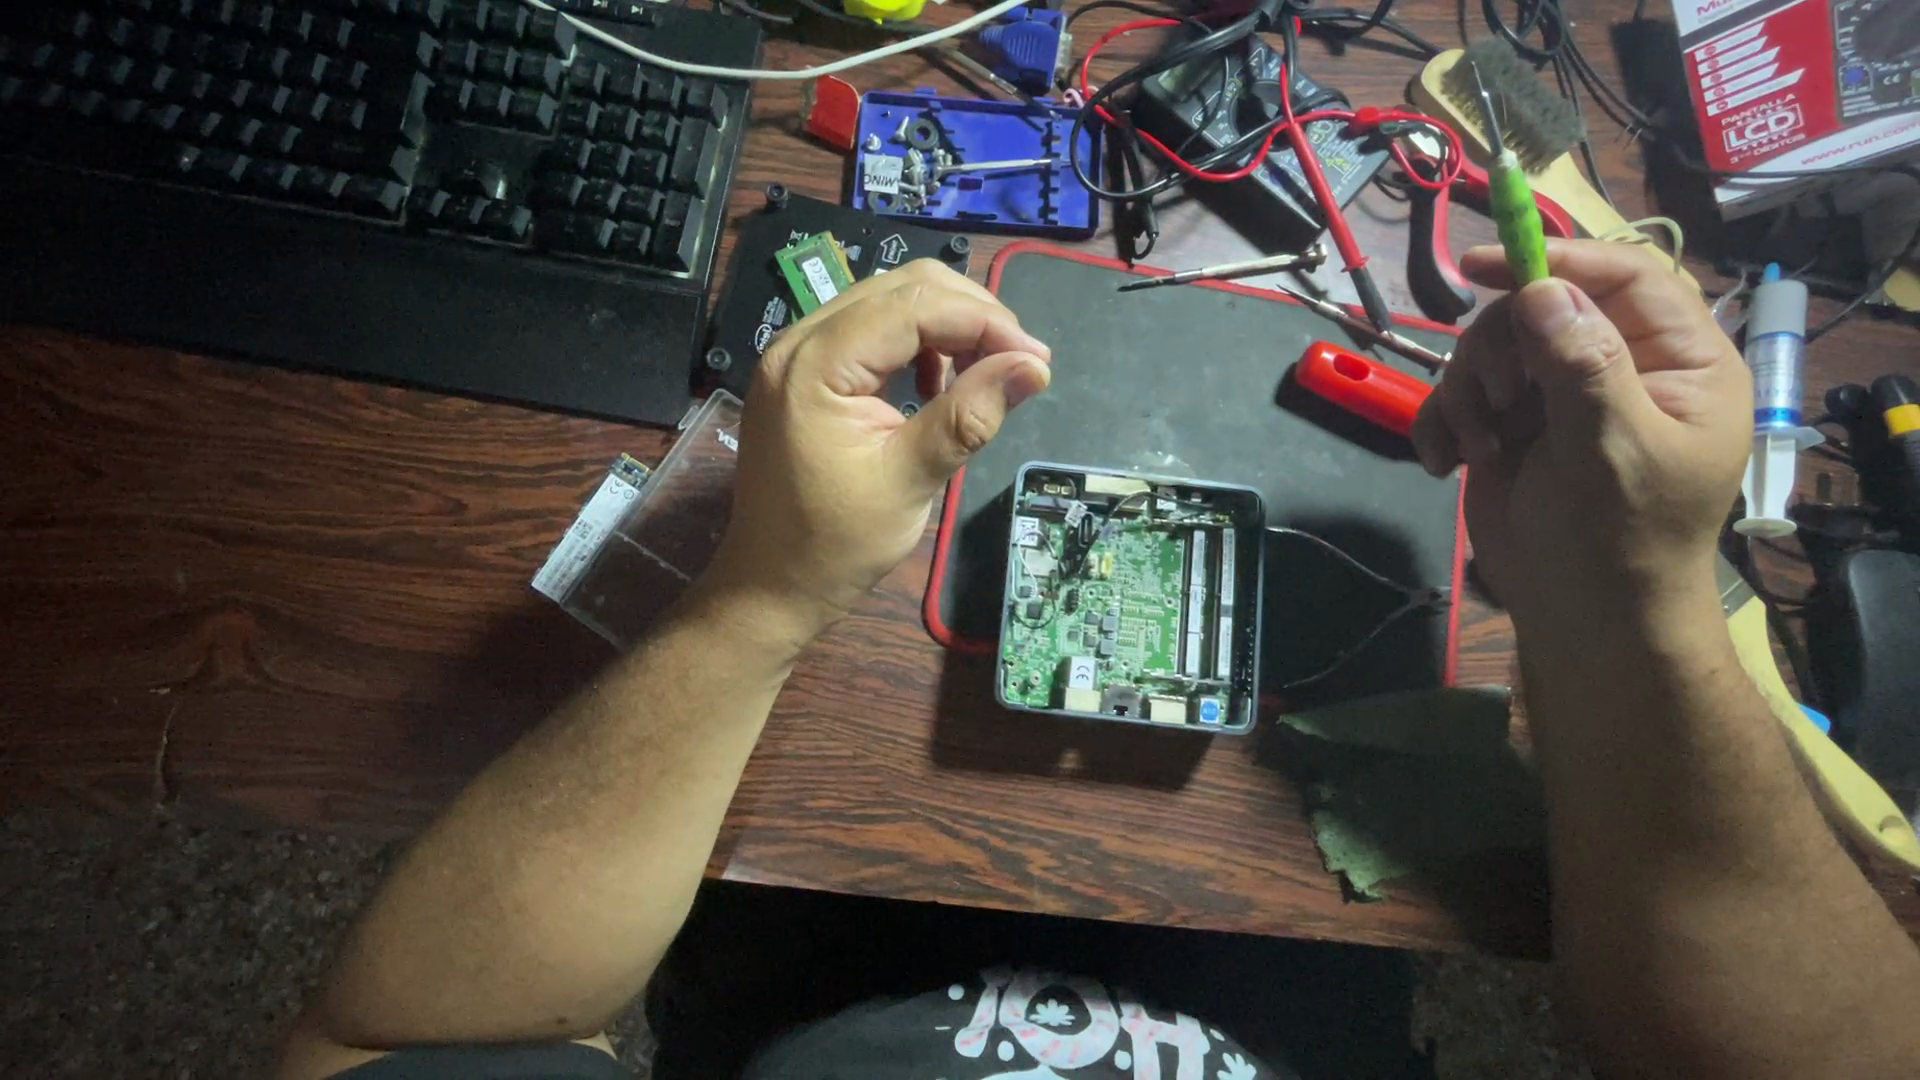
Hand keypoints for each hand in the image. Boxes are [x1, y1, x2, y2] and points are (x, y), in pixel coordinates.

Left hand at [705, 259, 1051, 637]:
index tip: (1036, 361)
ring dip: (947, 326)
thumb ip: (969, 417)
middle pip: (901, 288)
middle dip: (970, 315)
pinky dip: (917, 344)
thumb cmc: (836, 544)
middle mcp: (800, 341)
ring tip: (986, 371)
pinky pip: (872, 332)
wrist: (773, 582)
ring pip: (888, 303)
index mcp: (816, 364)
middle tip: (1019, 363)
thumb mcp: (910, 481)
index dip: (985, 322)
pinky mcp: (807, 373)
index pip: (914, 305)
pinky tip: (938, 383)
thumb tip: (1034, 367)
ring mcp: (799, 354)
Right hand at [1411, 240, 1750, 631]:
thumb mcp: (1608, 448)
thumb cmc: (1616, 534)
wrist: (1576, 607)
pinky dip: (1440, 428)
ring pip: (1485, 355)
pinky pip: (1454, 400)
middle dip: (1497, 355)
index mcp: (1672, 361)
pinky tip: (1443, 463)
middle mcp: (1609, 368)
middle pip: (1534, 313)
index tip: (1482, 263)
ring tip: (1477, 451)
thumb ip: (1582, 365)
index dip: (1555, 260)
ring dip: (1465, 400)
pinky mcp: (1502, 428)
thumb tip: (1541, 291)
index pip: (1622, 279)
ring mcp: (1550, 399)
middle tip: (1493, 404)